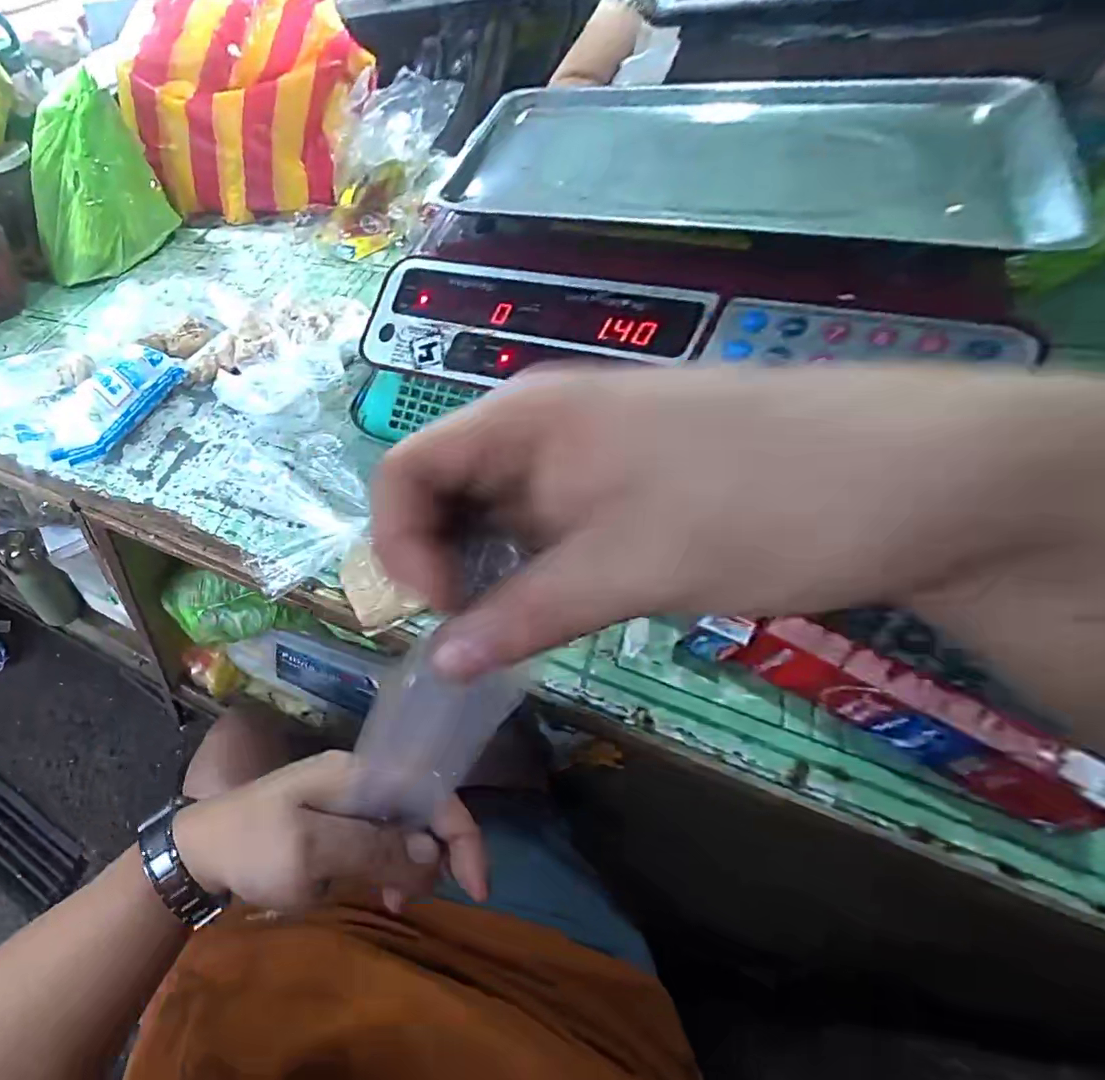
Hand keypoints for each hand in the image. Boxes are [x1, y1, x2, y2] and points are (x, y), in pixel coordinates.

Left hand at [172, 750, 487, 912]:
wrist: (199, 849)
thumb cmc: (250, 845)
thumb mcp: (309, 851)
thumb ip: (371, 847)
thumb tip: (432, 850)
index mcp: (352, 773)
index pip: (430, 789)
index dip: (462, 835)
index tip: (473, 890)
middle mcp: (353, 779)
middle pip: (421, 812)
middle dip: (431, 859)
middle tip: (402, 900)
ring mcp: (341, 800)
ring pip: (403, 831)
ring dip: (408, 869)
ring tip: (384, 901)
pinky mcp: (331, 822)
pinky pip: (378, 842)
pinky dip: (386, 869)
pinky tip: (373, 892)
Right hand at [370, 365, 1104, 683]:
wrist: (940, 479)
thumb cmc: (762, 503)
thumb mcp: (628, 569)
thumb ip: (519, 617)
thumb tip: (438, 667)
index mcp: (518, 421)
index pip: (404, 470)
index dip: (399, 539)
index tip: (441, 604)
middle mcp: (528, 428)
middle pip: (433, 491)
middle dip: (433, 558)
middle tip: (470, 621)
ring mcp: (565, 453)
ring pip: (477, 513)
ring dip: (475, 568)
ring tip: (507, 618)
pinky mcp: (599, 481)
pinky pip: (524, 524)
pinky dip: (516, 567)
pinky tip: (545, 600)